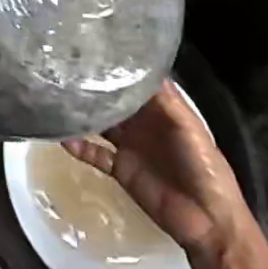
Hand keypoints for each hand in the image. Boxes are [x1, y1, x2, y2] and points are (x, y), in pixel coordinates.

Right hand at [62, 82, 252, 261]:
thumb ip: (167, 100)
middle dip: (99, 88)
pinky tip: (63, 138)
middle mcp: (144, 122)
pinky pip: (97, 155)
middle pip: (117, 101)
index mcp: (163, 108)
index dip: (123, 68)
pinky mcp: (122, 170)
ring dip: (86, 115)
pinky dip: (80, 148)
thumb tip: (144, 67)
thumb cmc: (203, 165)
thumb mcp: (189, 126)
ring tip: (61, 98)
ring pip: (103, 125)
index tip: (99, 50)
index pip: (139, 82)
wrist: (206, 219)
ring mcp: (131, 146)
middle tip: (71, 70)